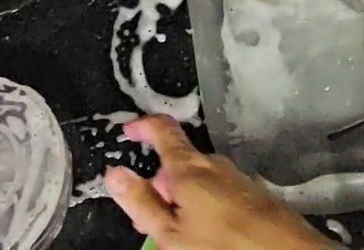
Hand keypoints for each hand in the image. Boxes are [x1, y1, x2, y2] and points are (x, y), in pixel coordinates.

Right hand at [106, 116, 332, 249]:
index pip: (162, 129)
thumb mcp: (172, 234)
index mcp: (188, 167)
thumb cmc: (221, 245)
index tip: (127, 132)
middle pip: (177, 162)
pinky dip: (201, 204)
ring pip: (197, 179)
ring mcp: (233, 176)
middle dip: (160, 184)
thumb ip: (141, 203)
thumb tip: (114, 172)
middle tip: (149, 219)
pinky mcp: (249, 191)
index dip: (142, 125)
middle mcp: (211, 163)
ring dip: (181, 198)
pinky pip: (215, 190)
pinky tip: (205, 232)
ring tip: (177, 233)